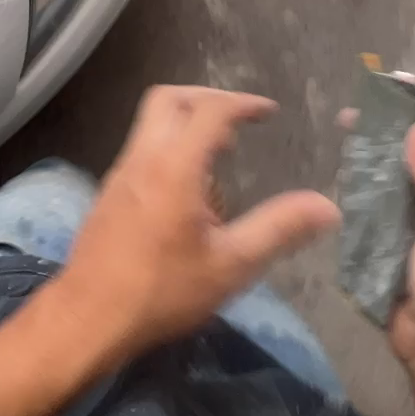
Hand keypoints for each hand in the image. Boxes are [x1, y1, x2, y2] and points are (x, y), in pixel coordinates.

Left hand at [48, 86, 341, 357]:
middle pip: (170, 98)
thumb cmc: (161, 291)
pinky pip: (143, 145)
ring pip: (151, 120)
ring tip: (221, 152)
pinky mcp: (110, 190)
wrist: (87, 317)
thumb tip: (327, 208)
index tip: (269, 112)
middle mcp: (143, 156)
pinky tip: (190, 187)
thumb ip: (278, 230)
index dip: (243, 103)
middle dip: (208, 97)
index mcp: (175, 165)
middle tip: (240, 119)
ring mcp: (121, 171)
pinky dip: (170, 143)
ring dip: (187, 120)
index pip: (210, 110)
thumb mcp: (230, 266)